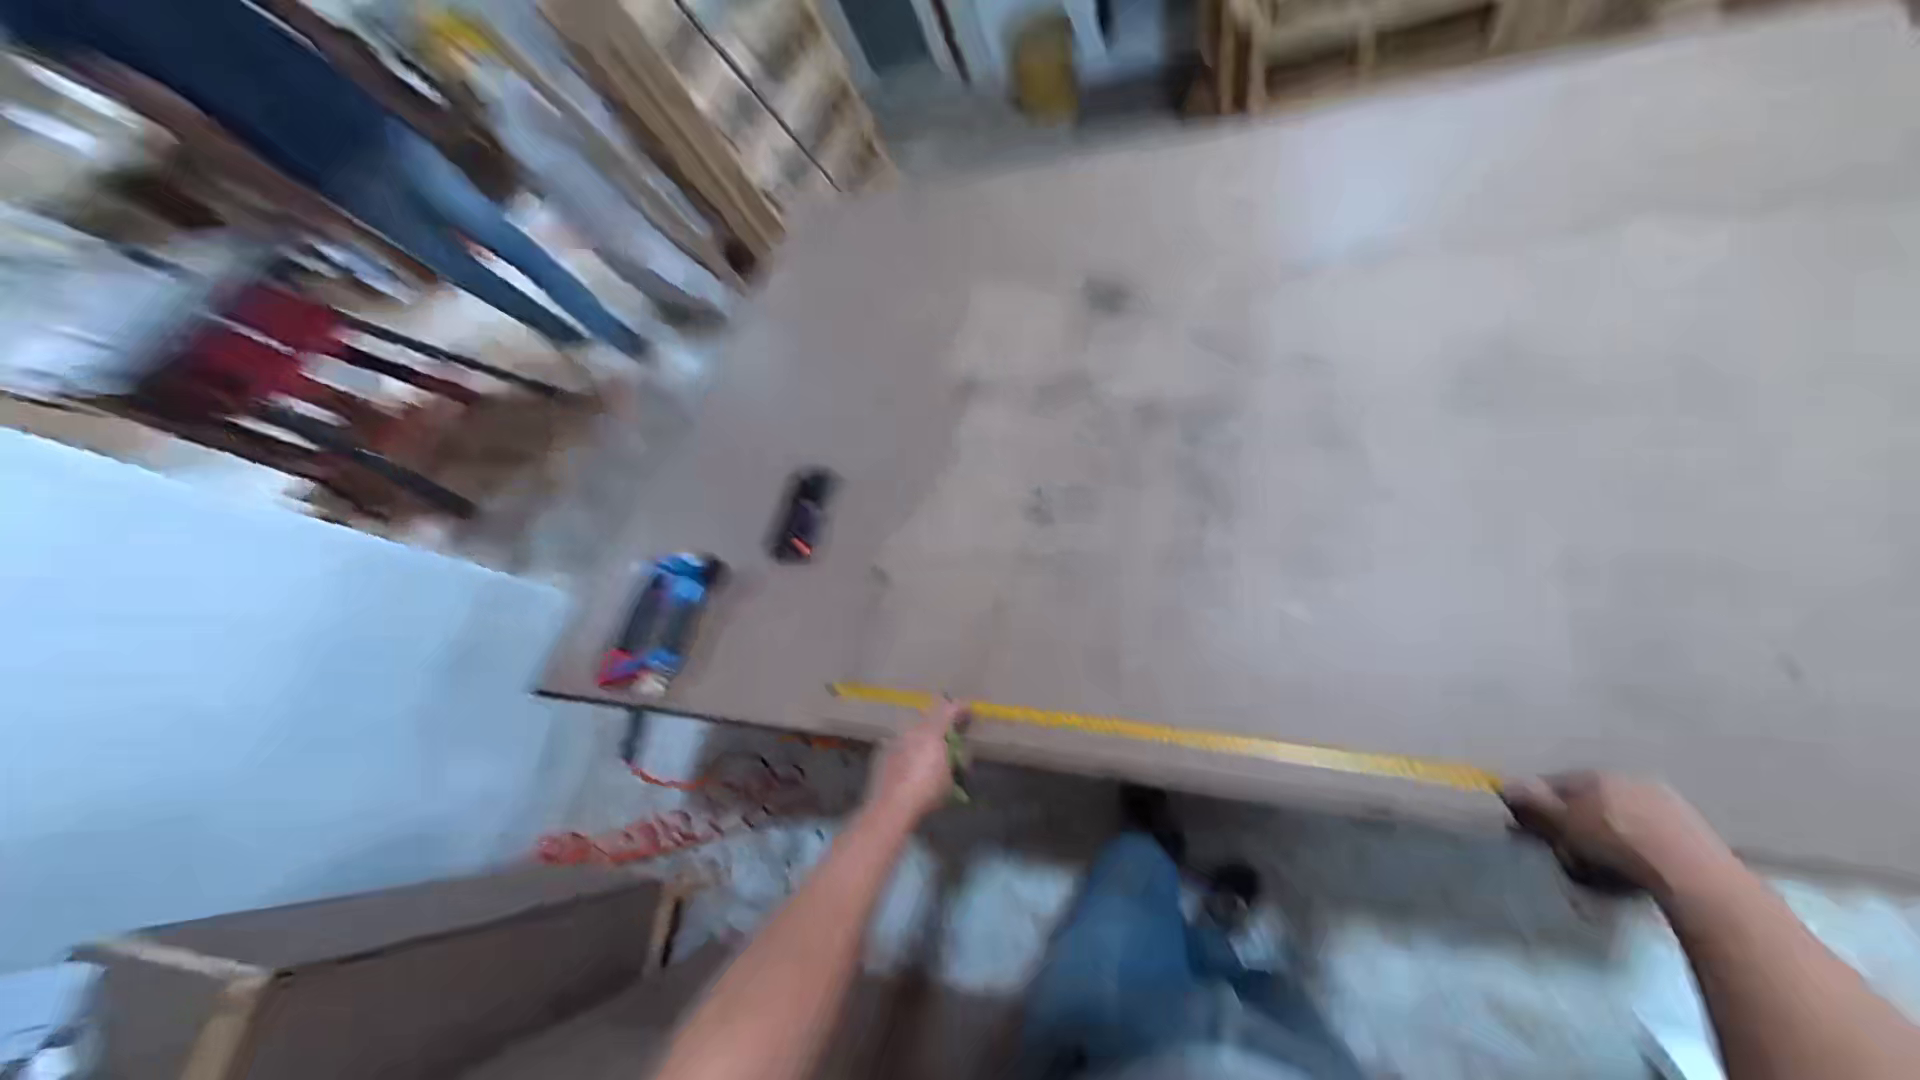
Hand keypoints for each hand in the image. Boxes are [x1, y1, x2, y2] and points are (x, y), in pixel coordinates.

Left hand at [863, 700, 964, 826]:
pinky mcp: (882, 752)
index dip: (960, 708)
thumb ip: (953, 762)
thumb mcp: (949, 779)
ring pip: (912, 732)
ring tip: (926, 753)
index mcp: (933, 733)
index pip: (949, 710)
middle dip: (940, 725)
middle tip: (947, 735)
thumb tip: (953, 758)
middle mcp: (913, 730)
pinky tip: (908, 765)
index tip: (968, 711)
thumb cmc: (927, 793)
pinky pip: (899, 744)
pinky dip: (906, 750)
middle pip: (929, 719)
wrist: (891, 806)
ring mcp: (895, 739)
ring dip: (921, 738)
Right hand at [1502, 771, 1734, 895]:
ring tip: (1604, 856)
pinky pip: (1649, 827)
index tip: (1532, 827)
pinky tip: (1636, 859)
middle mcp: (1626, 777)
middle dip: (1575, 816)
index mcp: (1593, 774)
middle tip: (1569, 844)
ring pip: (1619, 810)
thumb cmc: (1614, 845)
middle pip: (1588, 795)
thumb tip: (1504, 784)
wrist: (1694, 875)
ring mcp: (1664, 799)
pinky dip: (1637, 838)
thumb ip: (1533, 803)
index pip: (1552, 783)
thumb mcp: (1563, 826)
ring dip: (1607, 827)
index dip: (1538, 804)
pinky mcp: (1692, 824)